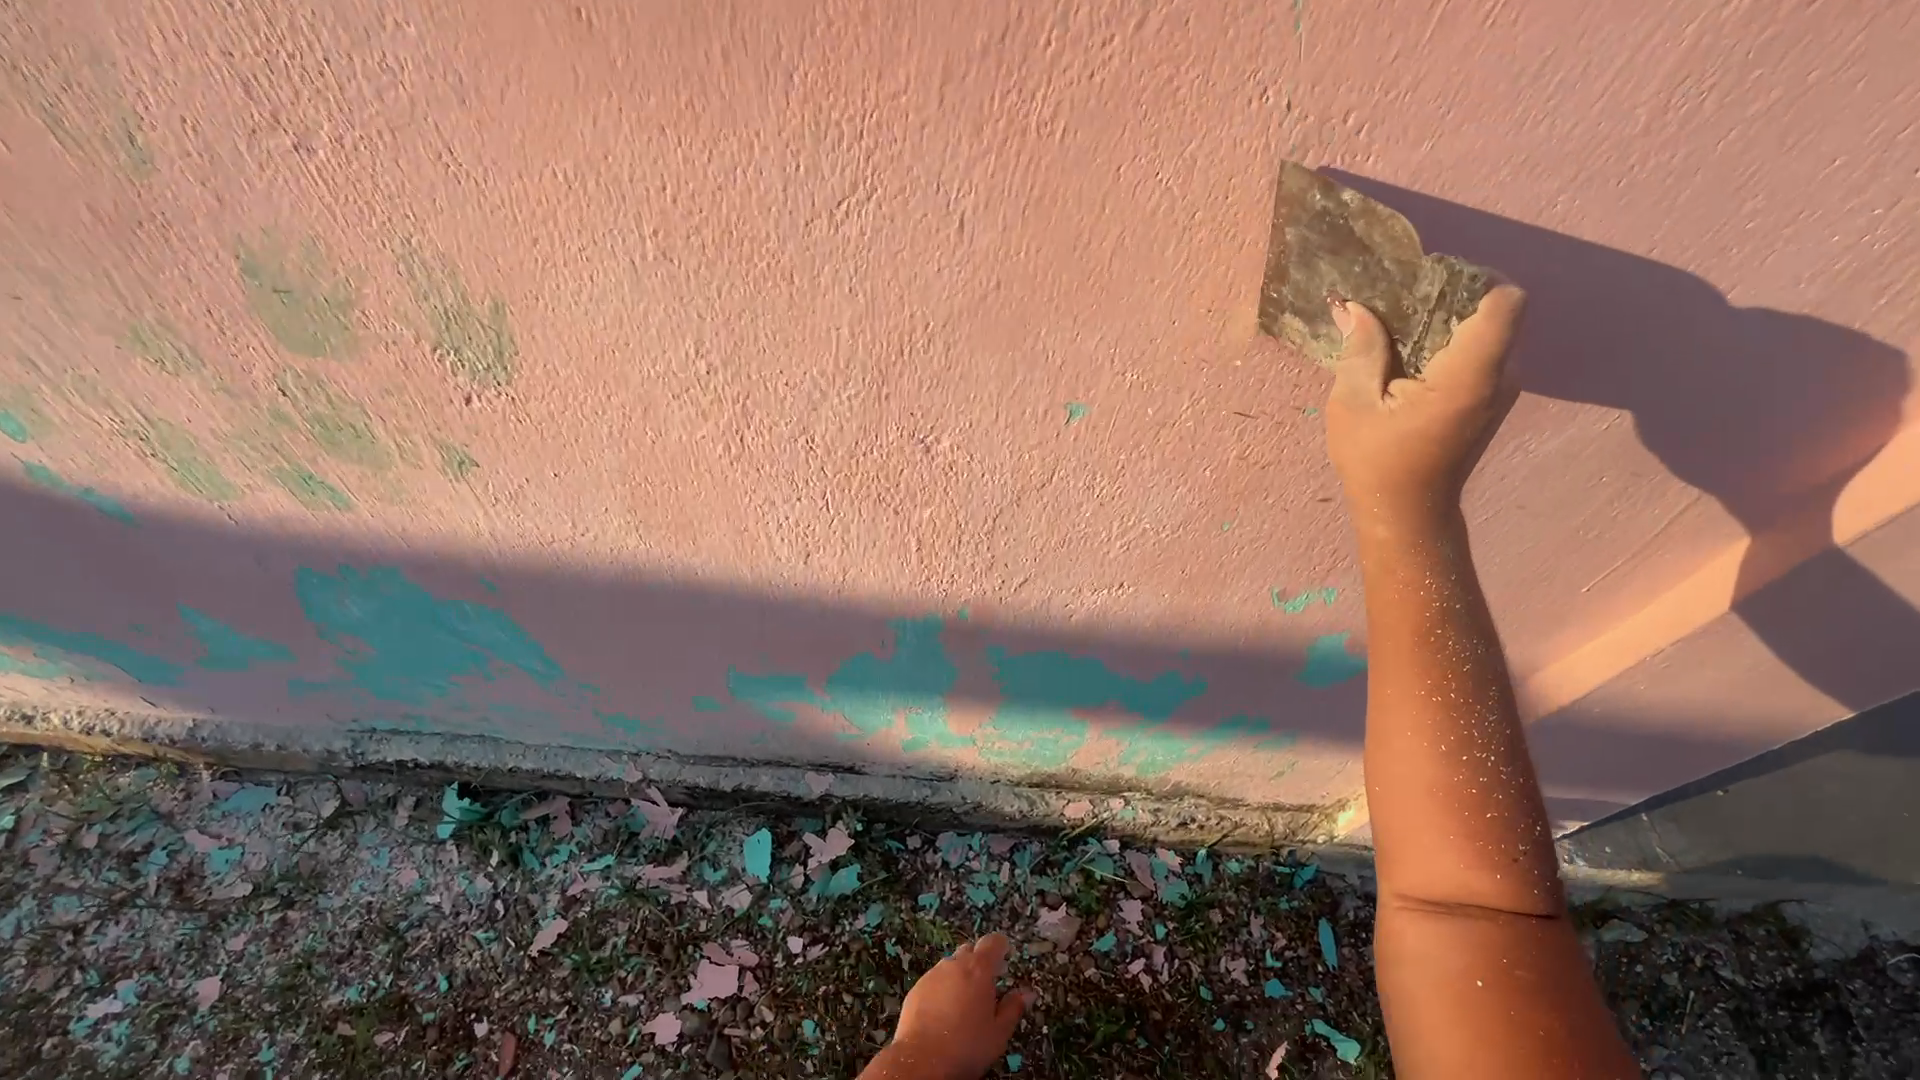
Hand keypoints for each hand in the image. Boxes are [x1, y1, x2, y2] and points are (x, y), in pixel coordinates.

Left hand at [864, 933, 1034, 1079]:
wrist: (922, 1060)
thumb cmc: (967, 1046)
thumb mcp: (998, 1032)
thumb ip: (1013, 1008)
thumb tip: (1027, 993)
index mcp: (979, 969)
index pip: (993, 942)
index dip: (1001, 946)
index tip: (1006, 956)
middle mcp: (954, 964)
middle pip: (970, 951)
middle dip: (980, 962)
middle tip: (988, 985)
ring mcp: (933, 974)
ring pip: (951, 966)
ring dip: (960, 975)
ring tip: (965, 1002)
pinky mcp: (916, 987)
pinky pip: (935, 980)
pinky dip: (943, 988)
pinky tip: (944, 1011)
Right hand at [1325, 286, 1525, 530]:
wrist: (1407, 513)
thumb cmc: (1376, 463)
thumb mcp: (1353, 405)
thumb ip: (1360, 350)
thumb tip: (1354, 307)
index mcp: (1468, 376)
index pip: (1504, 300)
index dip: (1472, 278)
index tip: (1426, 280)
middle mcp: (1499, 377)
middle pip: (1495, 311)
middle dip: (1451, 296)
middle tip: (1400, 300)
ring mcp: (1501, 390)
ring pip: (1488, 331)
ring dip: (1448, 320)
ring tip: (1399, 327)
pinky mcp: (1490, 400)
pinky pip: (1481, 352)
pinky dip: (1450, 343)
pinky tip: (1409, 356)